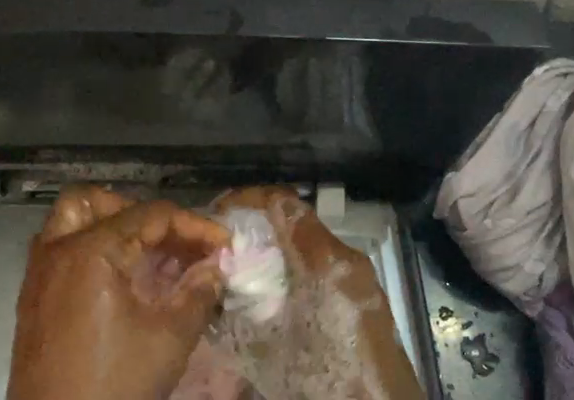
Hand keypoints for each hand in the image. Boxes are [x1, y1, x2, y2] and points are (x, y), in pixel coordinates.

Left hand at [9, 186, 230, 399]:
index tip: (224, 245)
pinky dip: (92, 243)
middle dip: (149, 217)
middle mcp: (59, 246)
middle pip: (107, 204)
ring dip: (114, 221)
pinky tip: (121, 276)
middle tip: (180, 246)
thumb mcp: (167, 341)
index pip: (151, 215)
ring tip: (148, 251)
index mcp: (91, 249)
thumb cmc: (113, 384)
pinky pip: (62, 244)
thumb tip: (215, 269)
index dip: (193, 226)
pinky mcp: (33, 293)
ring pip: (75, 215)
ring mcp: (40, 268)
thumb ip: (196, 295)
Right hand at [211, 186, 423, 399]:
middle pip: (296, 221)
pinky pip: (324, 267)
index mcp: (323, 258)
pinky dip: (297, 269)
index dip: (247, 198)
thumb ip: (233, 317)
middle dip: (259, 226)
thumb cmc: (323, 377)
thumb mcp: (265, 353)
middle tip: (226, 244)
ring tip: (246, 269)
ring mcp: (360, 276)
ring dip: (278, 249)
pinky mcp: (365, 297)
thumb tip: (208, 291)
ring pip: (311, 245)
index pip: (282, 202)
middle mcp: (345, 256)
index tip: (219, 210)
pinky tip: (277, 296)